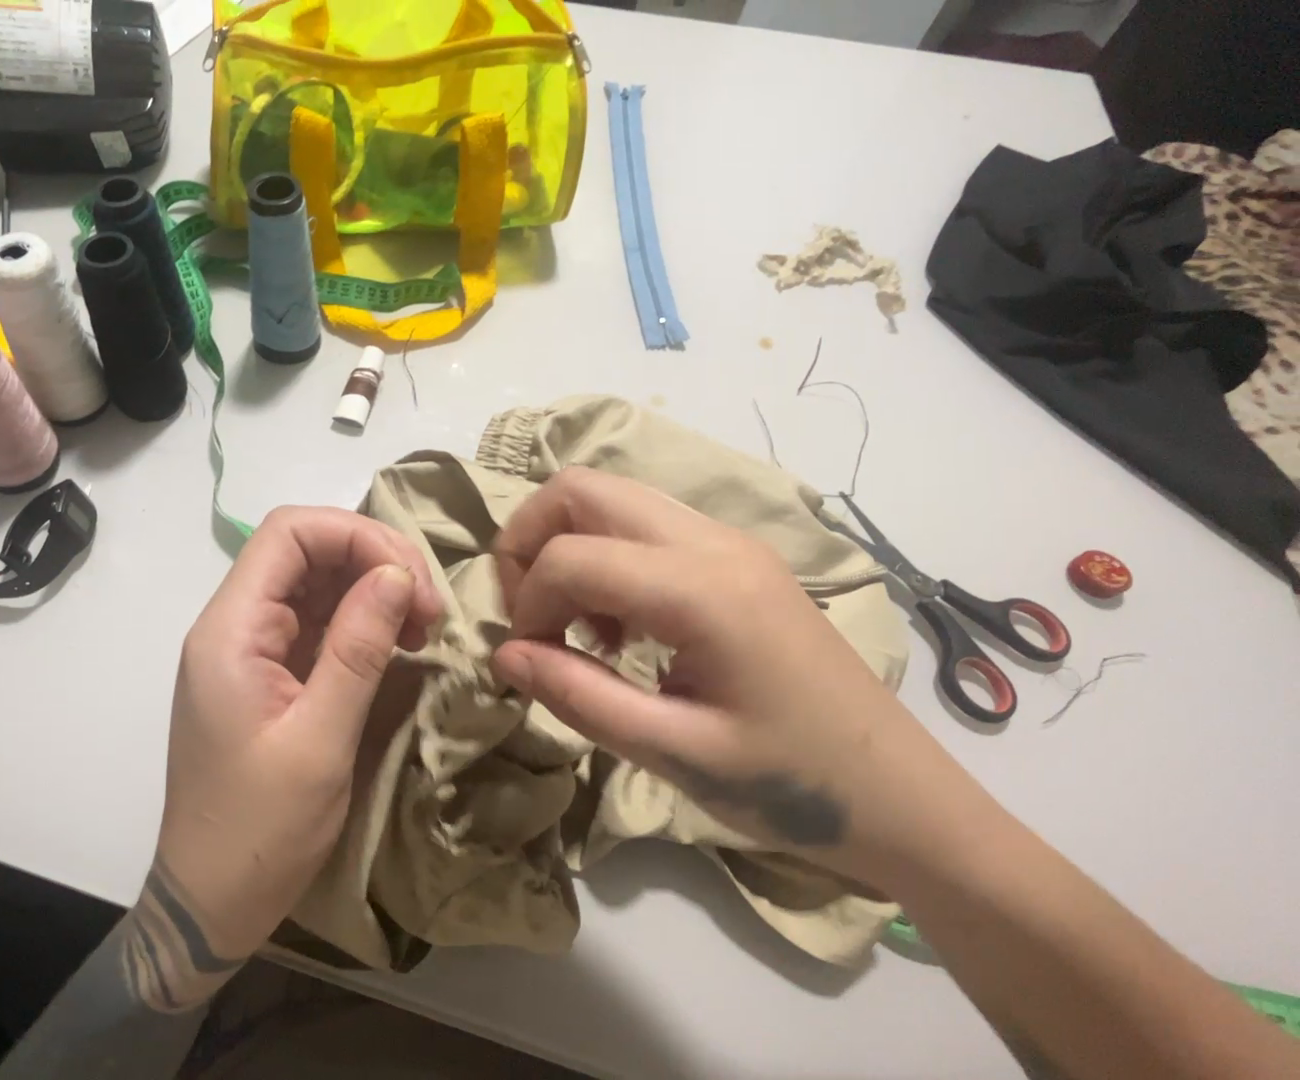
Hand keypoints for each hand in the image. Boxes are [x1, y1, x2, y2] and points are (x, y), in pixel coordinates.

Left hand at [139, 507, 442, 1006]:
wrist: (211, 900)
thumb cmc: (261, 830)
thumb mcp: (320, 741)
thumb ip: (357, 649)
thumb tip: (396, 572)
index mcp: (230, 631)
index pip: (289, 533)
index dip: (358, 536)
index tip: (414, 583)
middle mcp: (233, 627)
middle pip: (304, 552)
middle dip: (374, 561)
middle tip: (430, 610)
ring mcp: (249, 652)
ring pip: (314, 586)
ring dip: (372, 591)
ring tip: (424, 627)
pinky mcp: (267, 677)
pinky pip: (314, 625)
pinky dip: (359, 624)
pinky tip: (397, 646)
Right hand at [488, 467, 1000, 889]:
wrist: (900, 796)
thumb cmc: (790, 784)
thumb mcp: (673, 752)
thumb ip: (578, 696)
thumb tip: (502, 655)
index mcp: (702, 589)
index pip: (569, 556)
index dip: (527, 607)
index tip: (530, 664)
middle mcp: (713, 542)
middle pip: (580, 489)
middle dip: (529, 544)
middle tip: (532, 620)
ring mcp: (730, 543)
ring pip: (610, 498)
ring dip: (568, 549)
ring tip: (579, 632)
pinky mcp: (737, 559)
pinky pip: (643, 526)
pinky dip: (605, 560)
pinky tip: (621, 631)